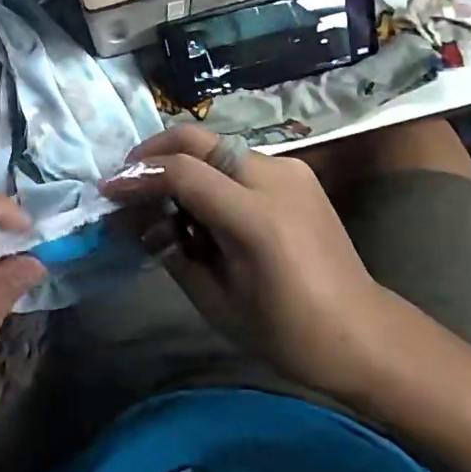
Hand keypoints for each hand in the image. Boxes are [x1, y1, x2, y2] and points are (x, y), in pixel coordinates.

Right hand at [104, 126, 398, 398]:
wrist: (362, 332)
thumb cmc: (286, 333)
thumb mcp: (216, 301)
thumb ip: (171, 249)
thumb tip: (131, 219)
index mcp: (256, 218)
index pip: (182, 172)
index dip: (138, 176)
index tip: (108, 190)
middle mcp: (275, 177)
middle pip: (198, 138)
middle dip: (153, 150)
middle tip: (127, 177)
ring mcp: (290, 169)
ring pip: (216, 145)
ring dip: (181, 161)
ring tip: (162, 199)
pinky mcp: (297, 172)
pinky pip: (238, 159)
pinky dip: (209, 171)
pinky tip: (202, 204)